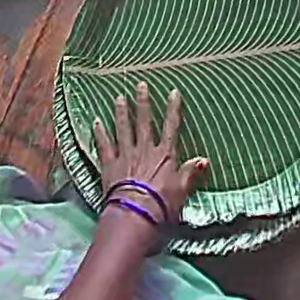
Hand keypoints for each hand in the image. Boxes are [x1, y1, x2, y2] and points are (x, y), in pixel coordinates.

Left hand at [94, 82, 209, 232]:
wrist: (135, 215)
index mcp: (164, 155)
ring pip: (123, 129)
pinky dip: (100, 133)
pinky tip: (96, 122)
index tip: (174, 92)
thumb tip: (204, 159)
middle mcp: (144, 150)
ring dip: (121, 112)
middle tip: (140, 85)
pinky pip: (104, 145)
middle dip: (143, 102)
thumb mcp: (182, 191)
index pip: (171, 127)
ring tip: (119, 97)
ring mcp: (126, 155)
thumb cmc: (162, 205)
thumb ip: (191, 173)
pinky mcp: (109, 165)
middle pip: (144, 122)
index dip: (173, 109)